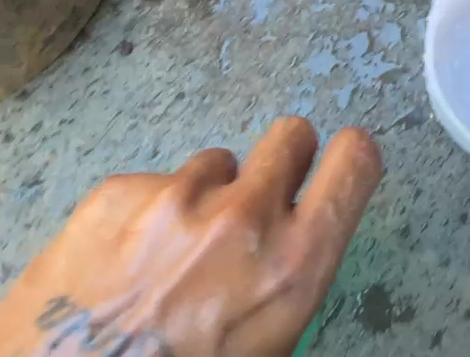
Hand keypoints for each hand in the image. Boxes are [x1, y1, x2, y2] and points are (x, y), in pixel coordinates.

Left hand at [0, 118, 381, 356]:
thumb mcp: (266, 348)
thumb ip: (286, 280)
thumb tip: (287, 245)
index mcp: (292, 267)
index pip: (355, 161)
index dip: (349, 163)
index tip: (333, 175)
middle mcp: (242, 217)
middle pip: (291, 133)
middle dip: (280, 165)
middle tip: (250, 213)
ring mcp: (174, 196)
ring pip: (215, 163)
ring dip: (203, 199)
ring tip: (165, 261)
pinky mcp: (114, 192)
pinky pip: (151, 186)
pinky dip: (143, 217)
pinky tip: (114, 269)